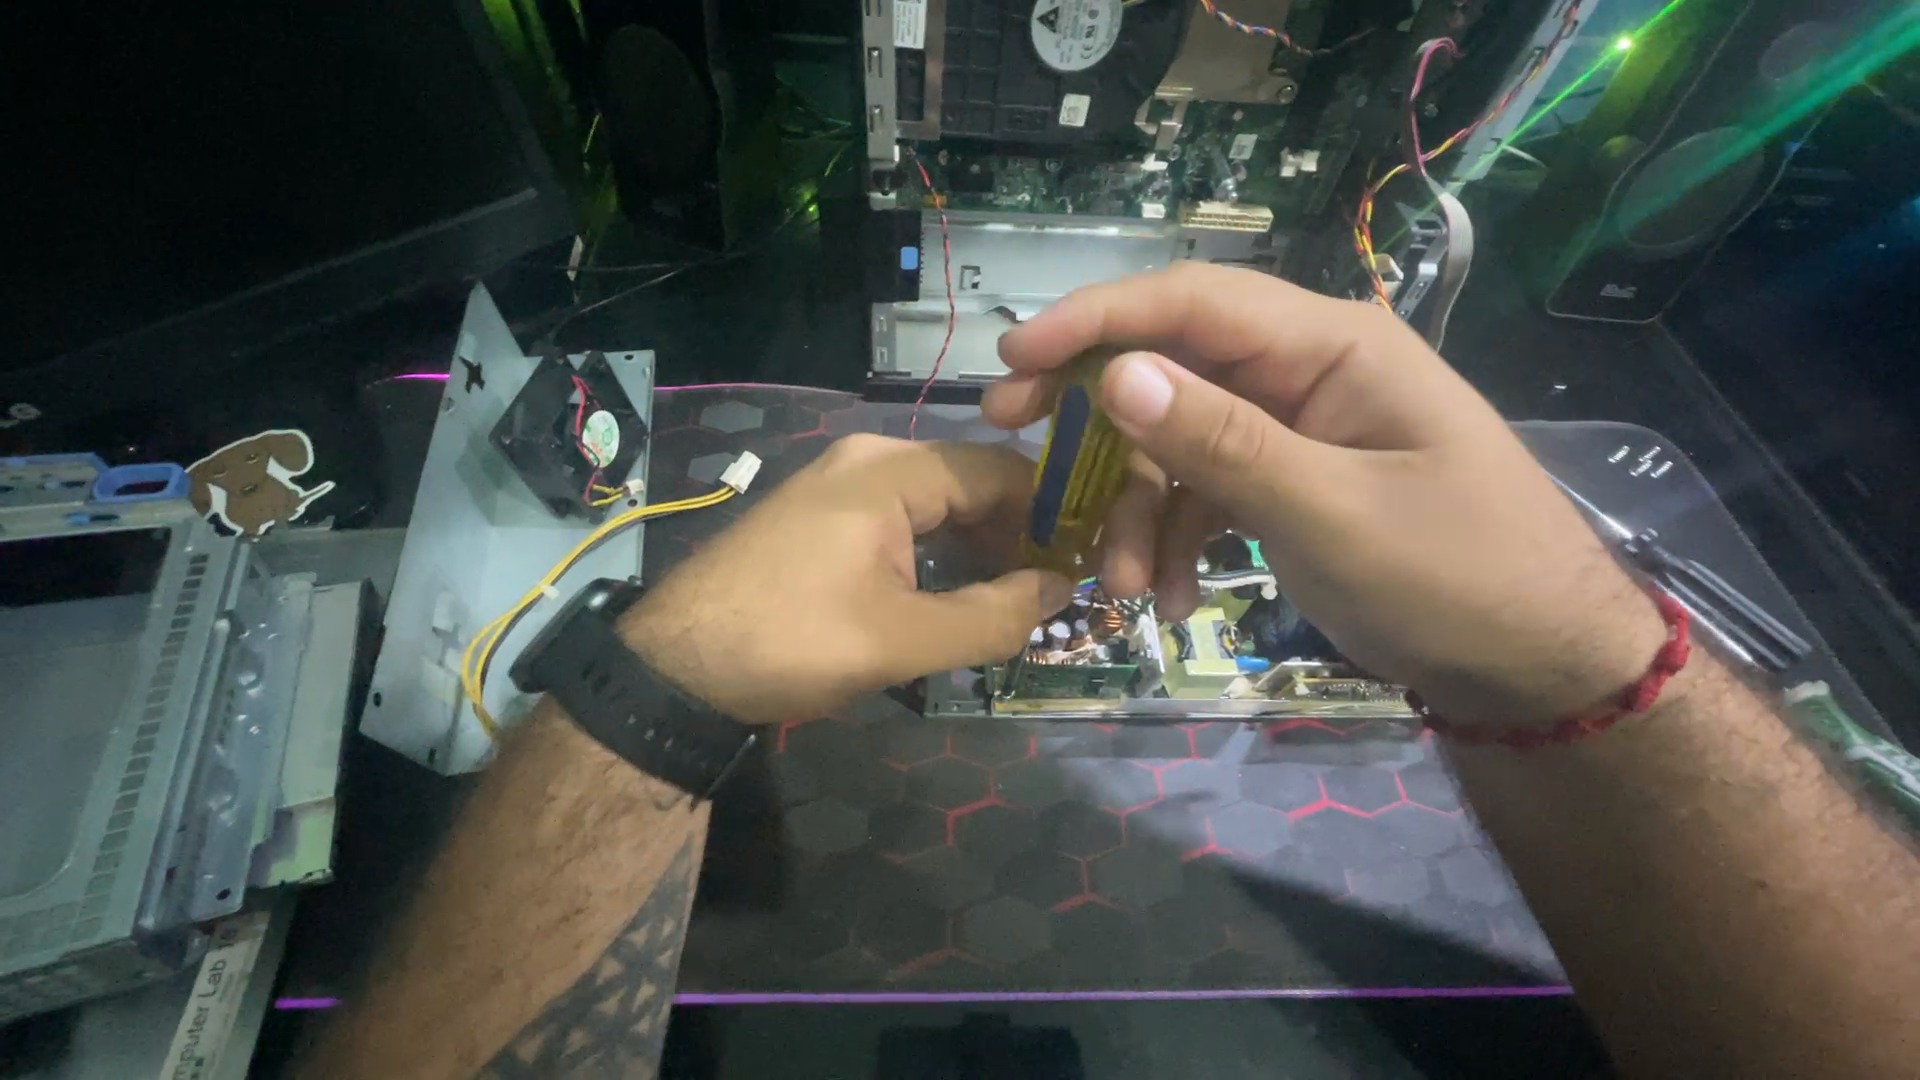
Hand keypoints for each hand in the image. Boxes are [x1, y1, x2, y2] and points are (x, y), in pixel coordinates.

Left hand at [617, 436, 1073, 723]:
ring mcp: (838, 486)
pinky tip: (953, 591)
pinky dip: (936, 551)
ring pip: (935, 503)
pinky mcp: (821, 517)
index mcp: (890, 469)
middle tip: (1050, 590)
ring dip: (977, 546)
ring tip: (1010, 599)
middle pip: (968, 482)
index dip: (1049, 514)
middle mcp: (867, 460)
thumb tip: (1058, 589)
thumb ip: (992, 615)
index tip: (1083, 561)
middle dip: (1015, 534)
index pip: (1000, 471)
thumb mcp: (903, 639)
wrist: (674, 669)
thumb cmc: (793, 643)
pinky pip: (900, 519)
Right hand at [981, 264, 1666, 726]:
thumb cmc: (1456, 579)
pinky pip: (1199, 492)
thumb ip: (1224, 441)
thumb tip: (1116, 375)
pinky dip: (1175, 541)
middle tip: (1009, 429)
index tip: (1014, 356)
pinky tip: (1171, 598)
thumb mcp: (1332, 513)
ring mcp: (1286, 429)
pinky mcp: (1278, 481)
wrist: (1530, 666)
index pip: (1193, 301)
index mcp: (1329, 346)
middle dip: (1090, 408)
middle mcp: (1300, 372)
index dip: (1096, 320)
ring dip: (1137, 512)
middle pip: (1169, 365)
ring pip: (1173, 444)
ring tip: (1125, 586)